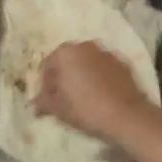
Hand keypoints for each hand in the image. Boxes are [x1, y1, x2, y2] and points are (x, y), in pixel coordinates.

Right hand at [36, 40, 161, 143]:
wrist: (126, 115)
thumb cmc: (85, 108)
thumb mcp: (59, 109)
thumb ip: (44, 103)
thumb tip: (34, 105)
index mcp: (66, 52)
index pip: (48, 65)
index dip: (45, 84)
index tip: (49, 100)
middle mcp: (86, 46)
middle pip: (68, 61)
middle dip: (64, 77)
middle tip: (64, 98)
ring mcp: (107, 53)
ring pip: (87, 64)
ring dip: (82, 76)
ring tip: (83, 98)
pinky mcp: (124, 64)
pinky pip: (104, 70)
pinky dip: (99, 78)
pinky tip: (100, 96)